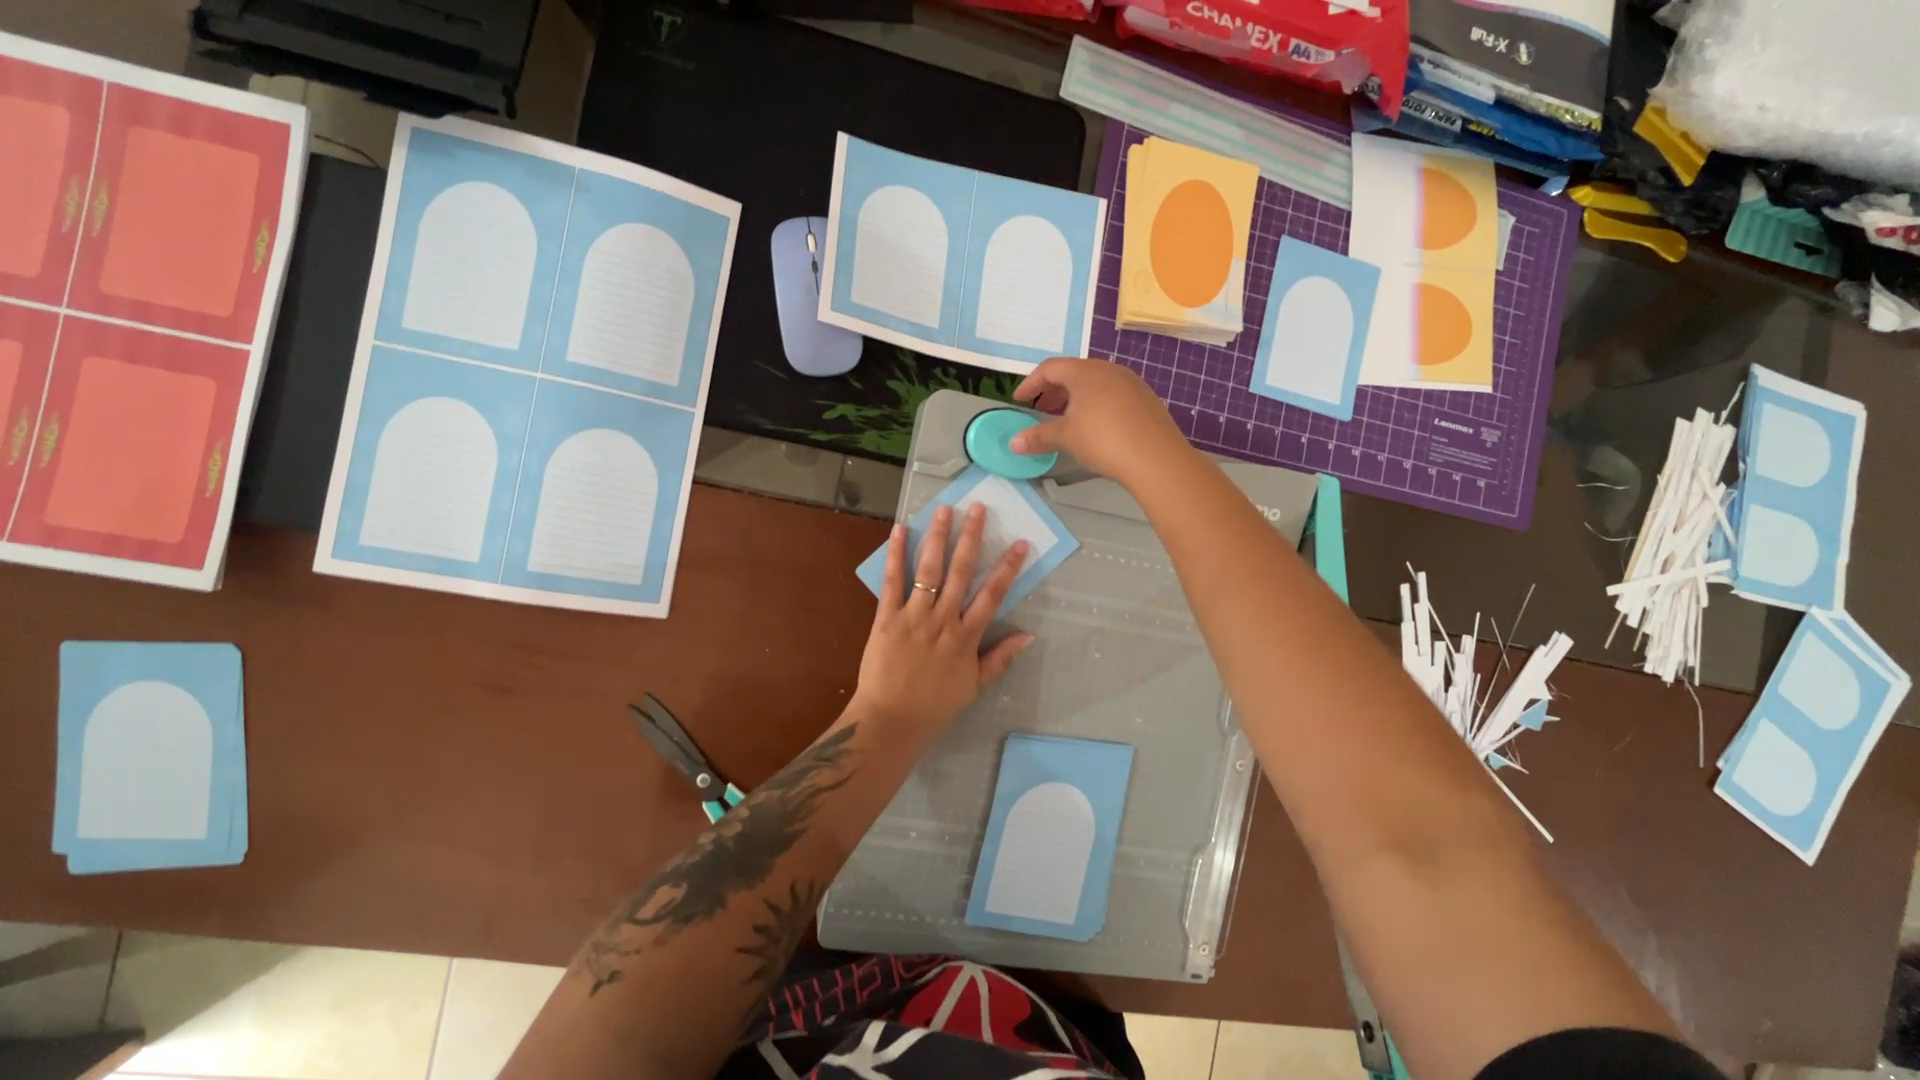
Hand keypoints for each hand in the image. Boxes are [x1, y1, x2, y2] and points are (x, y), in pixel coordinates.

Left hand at [853, 503, 1033, 733]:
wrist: (891, 719)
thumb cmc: (935, 706)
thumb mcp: (975, 685)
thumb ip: (1000, 657)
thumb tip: (1028, 635)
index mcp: (966, 636)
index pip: (992, 595)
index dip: (1007, 568)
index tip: (1020, 543)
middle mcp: (943, 619)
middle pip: (961, 572)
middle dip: (971, 538)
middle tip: (978, 508)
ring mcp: (914, 616)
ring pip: (929, 569)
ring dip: (937, 537)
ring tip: (944, 509)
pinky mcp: (886, 617)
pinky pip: (892, 582)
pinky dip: (896, 555)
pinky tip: (900, 530)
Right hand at [1011, 356, 1196, 487]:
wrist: (1156, 458)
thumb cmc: (1103, 440)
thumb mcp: (1066, 438)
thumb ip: (1038, 437)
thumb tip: (1013, 443)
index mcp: (1084, 372)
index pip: (1050, 368)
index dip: (1031, 383)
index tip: (1019, 400)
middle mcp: (1108, 370)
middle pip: (1074, 373)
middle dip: (1054, 391)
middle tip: (1042, 411)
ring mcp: (1131, 382)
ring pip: (1096, 383)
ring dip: (1076, 397)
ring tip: (1068, 419)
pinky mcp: (1146, 399)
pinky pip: (1114, 394)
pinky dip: (1097, 403)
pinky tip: (1097, 426)